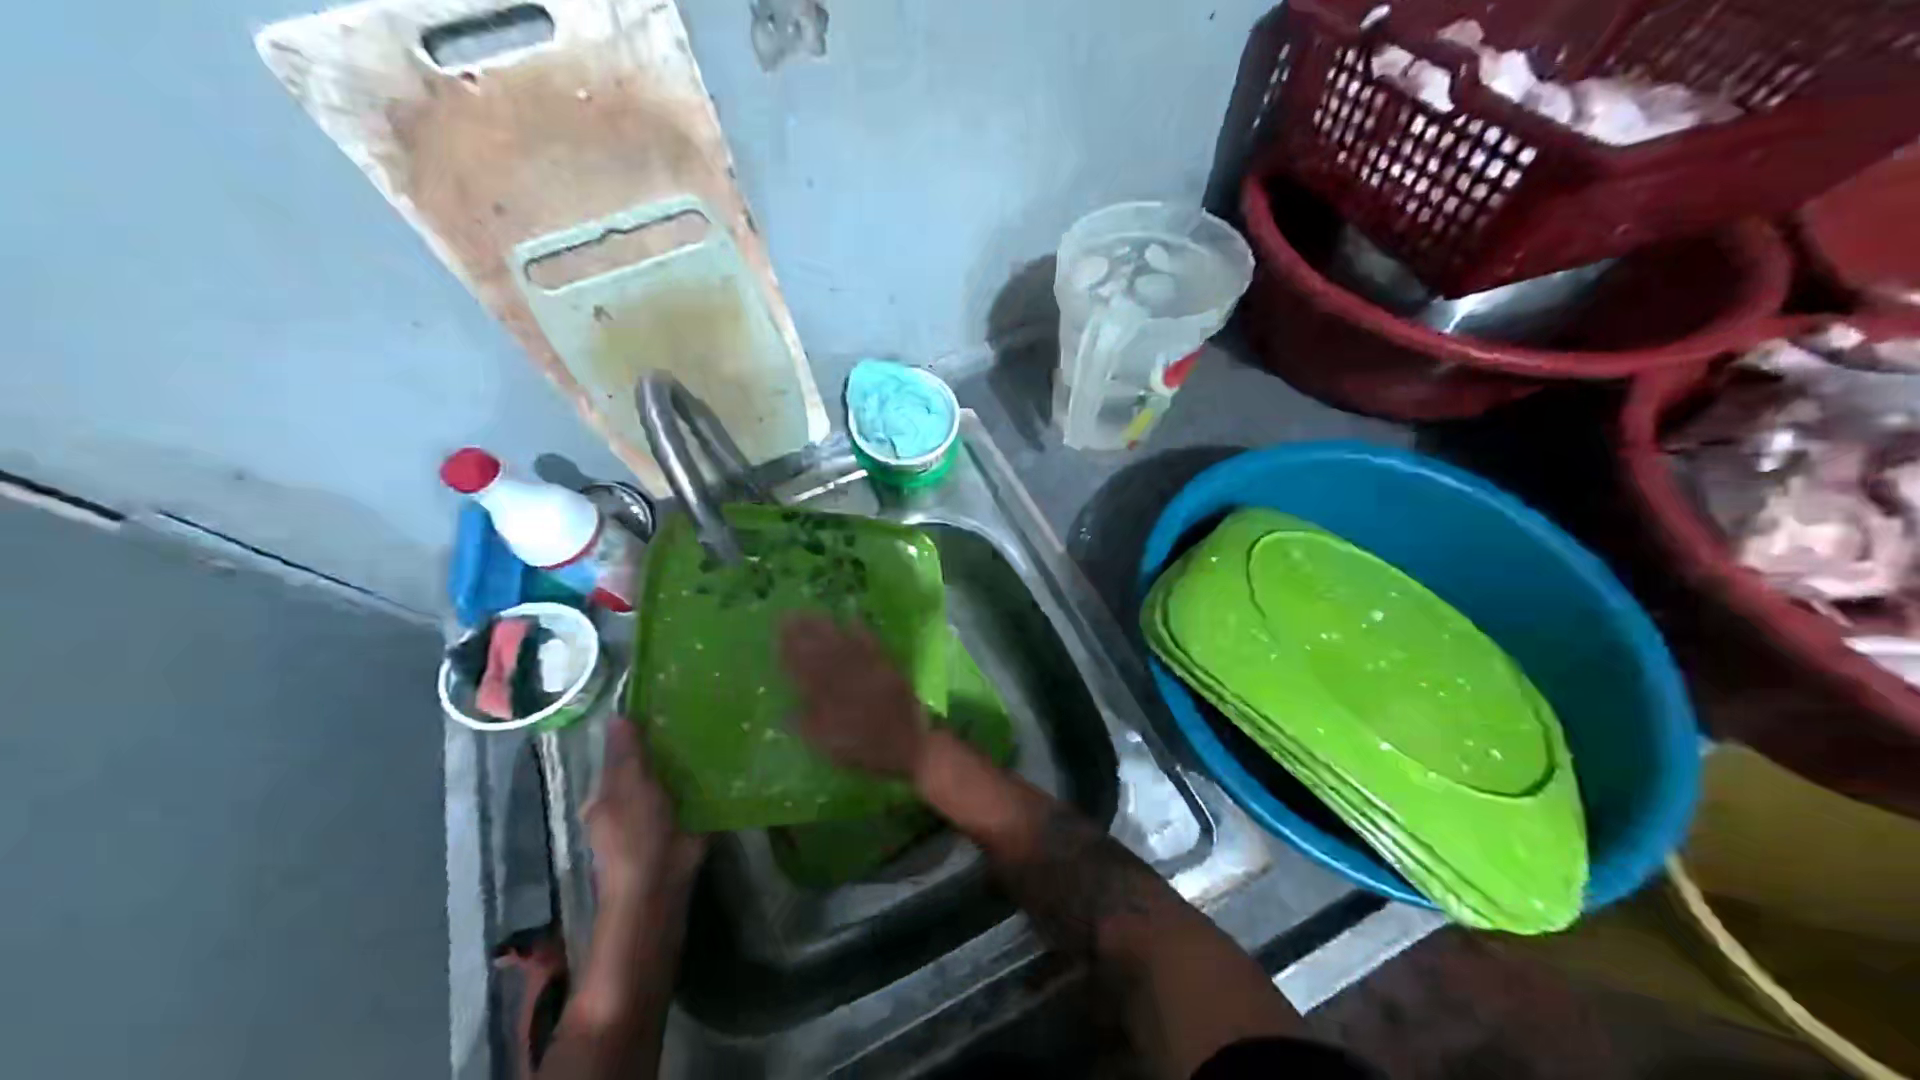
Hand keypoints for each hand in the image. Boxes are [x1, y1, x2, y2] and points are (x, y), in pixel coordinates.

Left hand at [584, 719, 705, 911]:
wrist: (660, 884)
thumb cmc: (634, 835)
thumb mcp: (626, 788)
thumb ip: (625, 754)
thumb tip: (617, 715)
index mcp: (608, 795)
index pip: (622, 756)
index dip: (640, 733)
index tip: (665, 705)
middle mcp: (632, 803)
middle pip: (651, 766)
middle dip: (669, 746)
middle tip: (698, 712)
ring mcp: (661, 815)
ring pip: (675, 779)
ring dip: (692, 761)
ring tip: (718, 728)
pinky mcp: (688, 822)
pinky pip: (698, 794)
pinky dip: (709, 781)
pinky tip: (728, 758)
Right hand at [778, 614, 929, 777]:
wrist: (912, 746)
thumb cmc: (868, 751)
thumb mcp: (831, 747)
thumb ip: (808, 727)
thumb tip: (784, 712)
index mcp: (829, 699)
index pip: (803, 670)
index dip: (789, 652)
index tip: (777, 636)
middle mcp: (846, 679)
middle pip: (821, 651)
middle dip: (802, 633)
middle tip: (788, 615)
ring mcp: (868, 670)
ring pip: (842, 643)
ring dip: (825, 627)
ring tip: (811, 613)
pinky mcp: (888, 667)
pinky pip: (871, 644)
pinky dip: (861, 630)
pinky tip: (852, 618)